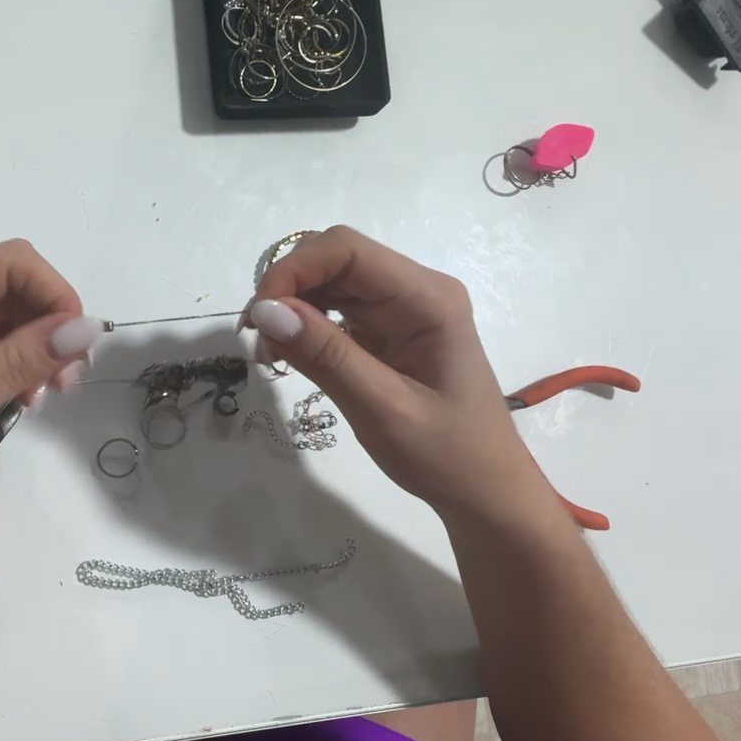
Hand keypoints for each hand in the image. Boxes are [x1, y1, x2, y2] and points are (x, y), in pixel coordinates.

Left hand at [0, 240, 95, 539]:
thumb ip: (20, 362)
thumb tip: (85, 329)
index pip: (12, 263)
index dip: (56, 296)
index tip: (76, 350)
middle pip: (12, 282)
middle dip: (49, 324)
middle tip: (65, 381)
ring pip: (5, 309)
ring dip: (35, 345)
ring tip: (43, 394)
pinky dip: (14, 358)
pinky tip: (22, 394)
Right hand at [243, 226, 551, 522]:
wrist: (482, 489)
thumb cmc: (444, 454)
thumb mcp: (380, 408)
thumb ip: (324, 356)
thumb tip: (265, 312)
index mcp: (427, 299)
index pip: (346, 251)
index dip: (292, 271)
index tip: (257, 320)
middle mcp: (414, 291)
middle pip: (334, 258)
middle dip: (286, 289)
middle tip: (257, 342)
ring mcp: (400, 310)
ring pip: (329, 281)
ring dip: (289, 307)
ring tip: (269, 355)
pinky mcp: (385, 331)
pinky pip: (334, 309)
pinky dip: (302, 325)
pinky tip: (288, 355)